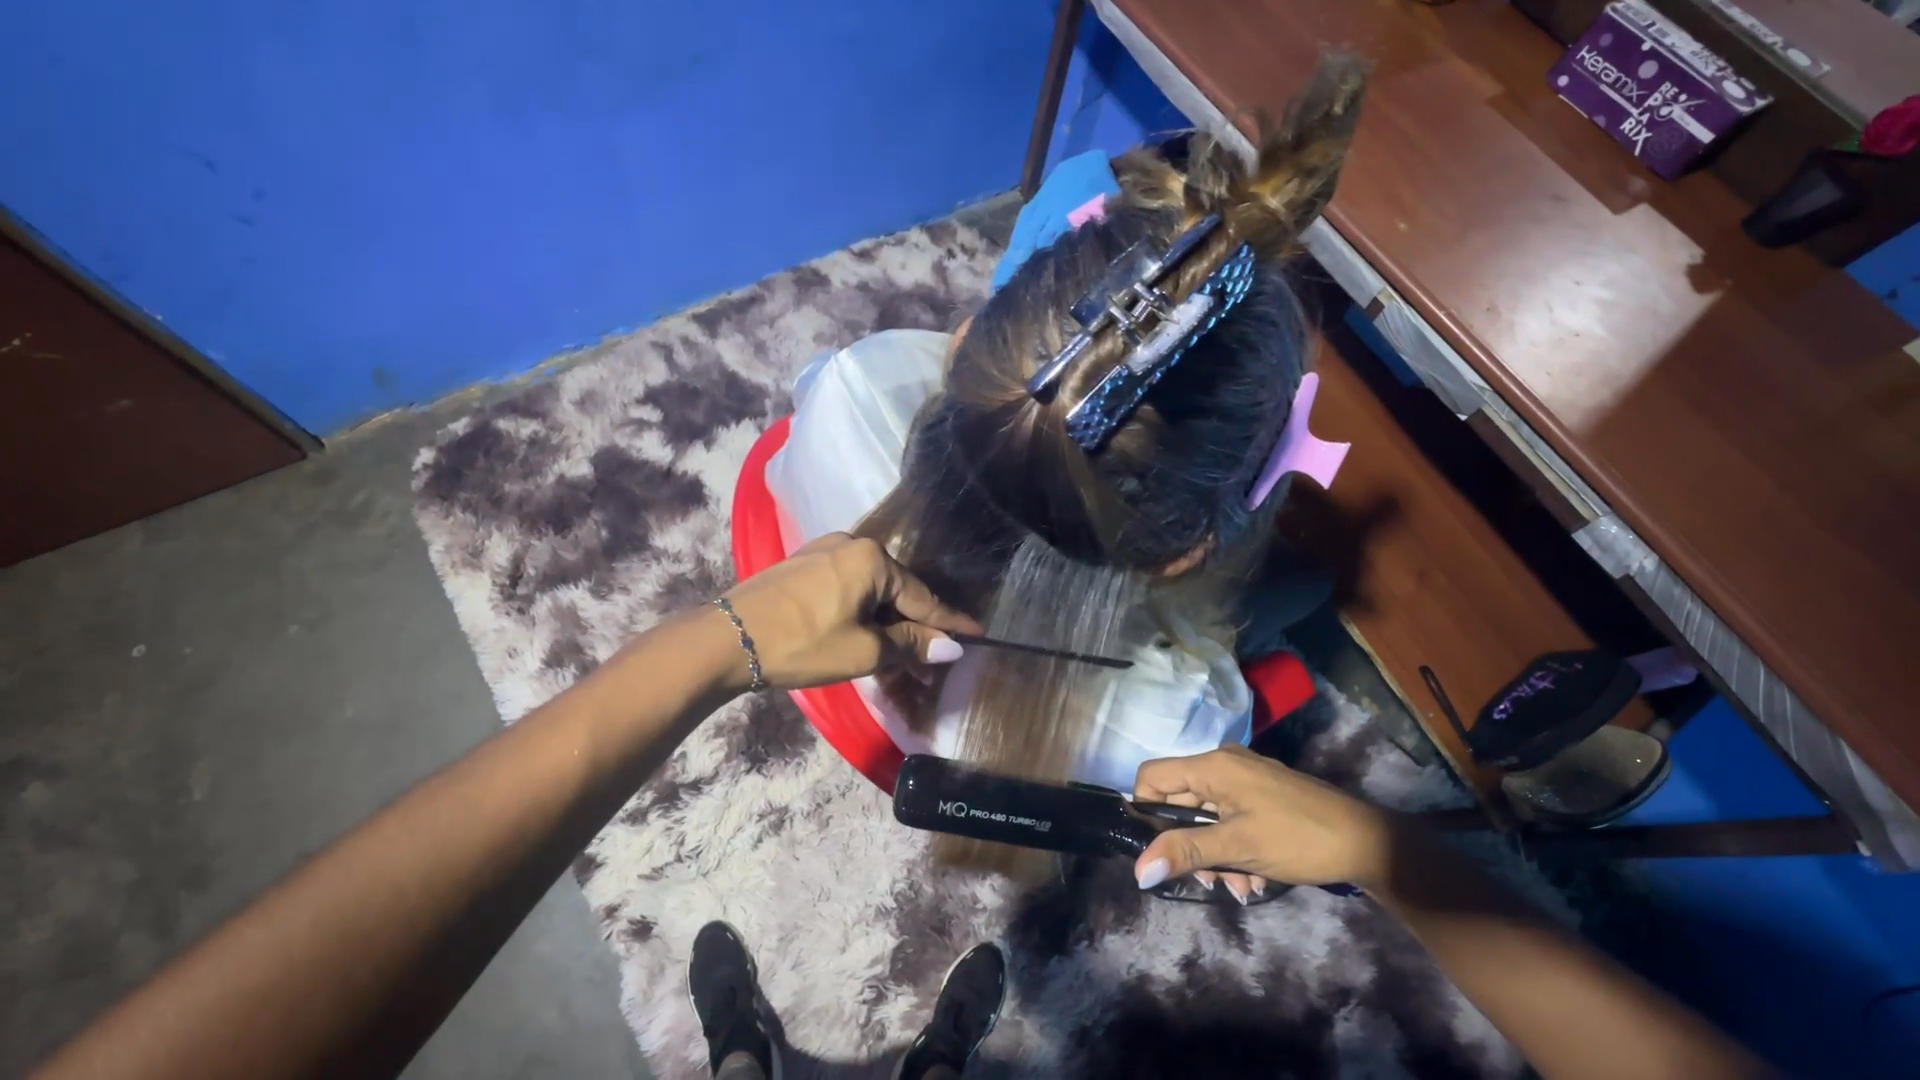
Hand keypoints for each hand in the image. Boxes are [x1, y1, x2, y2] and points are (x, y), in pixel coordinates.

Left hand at [720, 533, 981, 689]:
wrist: (726, 639)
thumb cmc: (802, 644)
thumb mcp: (863, 650)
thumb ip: (910, 645)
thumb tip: (951, 647)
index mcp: (872, 559)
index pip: (922, 597)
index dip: (950, 622)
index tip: (977, 635)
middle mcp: (851, 544)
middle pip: (897, 592)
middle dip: (916, 628)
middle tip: (933, 662)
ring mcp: (824, 551)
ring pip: (871, 591)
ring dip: (887, 623)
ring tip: (901, 658)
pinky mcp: (803, 565)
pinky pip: (848, 588)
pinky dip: (863, 613)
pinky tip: (867, 635)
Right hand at [1132, 746, 1397, 889]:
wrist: (1370, 842)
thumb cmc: (1298, 838)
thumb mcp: (1237, 847)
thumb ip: (1185, 852)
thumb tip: (1138, 869)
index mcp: (1212, 766)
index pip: (1152, 777)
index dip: (1145, 811)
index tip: (1159, 849)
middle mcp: (1224, 764)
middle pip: (1180, 801)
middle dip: (1190, 845)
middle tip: (1210, 879)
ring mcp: (1246, 778)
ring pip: (1207, 816)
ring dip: (1216, 854)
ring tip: (1243, 885)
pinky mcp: (1264, 795)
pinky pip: (1231, 818)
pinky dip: (1235, 847)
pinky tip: (1256, 876)